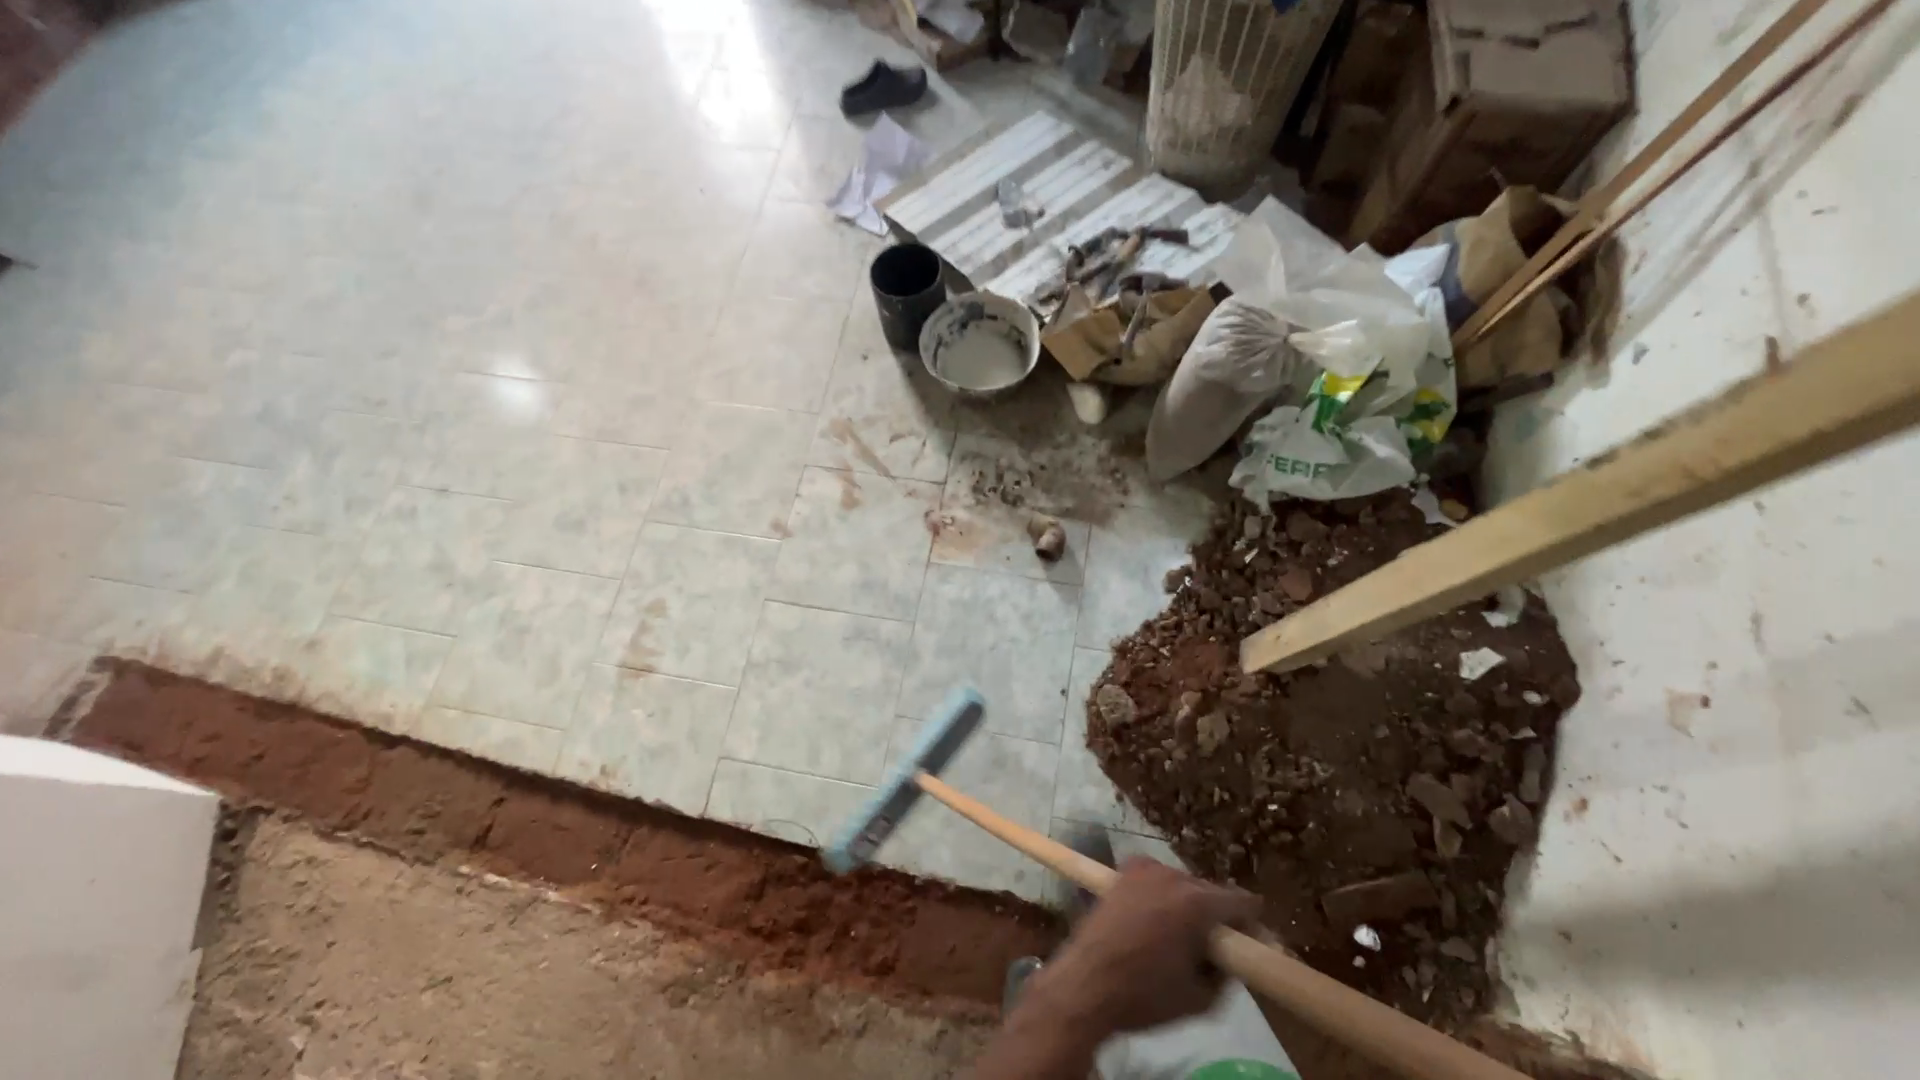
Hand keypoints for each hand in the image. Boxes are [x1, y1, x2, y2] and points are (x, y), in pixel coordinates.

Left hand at [1028, 858, 1260, 1036]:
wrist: (1085, 984)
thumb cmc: (1144, 996)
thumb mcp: (1201, 998)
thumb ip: (1228, 974)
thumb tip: (1234, 960)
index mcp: (1198, 903)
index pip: (1244, 902)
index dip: (1252, 925)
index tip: (1250, 944)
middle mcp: (1174, 876)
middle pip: (1212, 892)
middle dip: (1217, 917)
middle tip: (1213, 948)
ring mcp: (1145, 869)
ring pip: (1183, 885)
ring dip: (1188, 905)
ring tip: (1177, 937)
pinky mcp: (1122, 873)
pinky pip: (1156, 880)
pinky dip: (1161, 895)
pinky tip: (1153, 919)